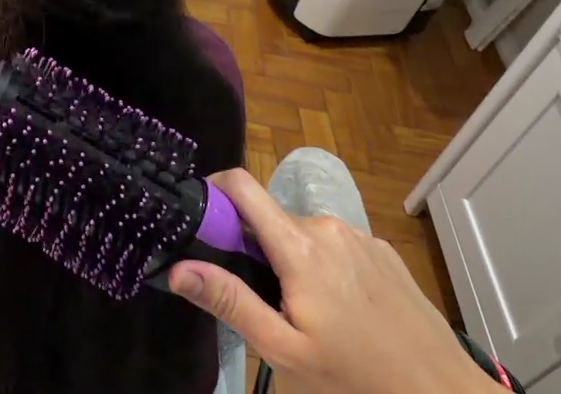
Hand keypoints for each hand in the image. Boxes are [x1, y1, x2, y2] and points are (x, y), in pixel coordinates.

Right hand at [169, 170, 498, 393]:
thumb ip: (230, 302)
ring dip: (287, 258)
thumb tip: (178, 268)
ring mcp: (359, 236)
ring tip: (302, 313)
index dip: (211, 191)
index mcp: (299, 245)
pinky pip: (334, 245)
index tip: (198, 222)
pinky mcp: (383, 251)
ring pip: (302, 233)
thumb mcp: (285, 351)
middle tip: (257, 298)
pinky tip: (340, 312)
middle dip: (252, 246)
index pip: (241, 185)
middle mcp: (327, 225)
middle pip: (269, 217)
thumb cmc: (358, 380)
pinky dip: (321, 265)